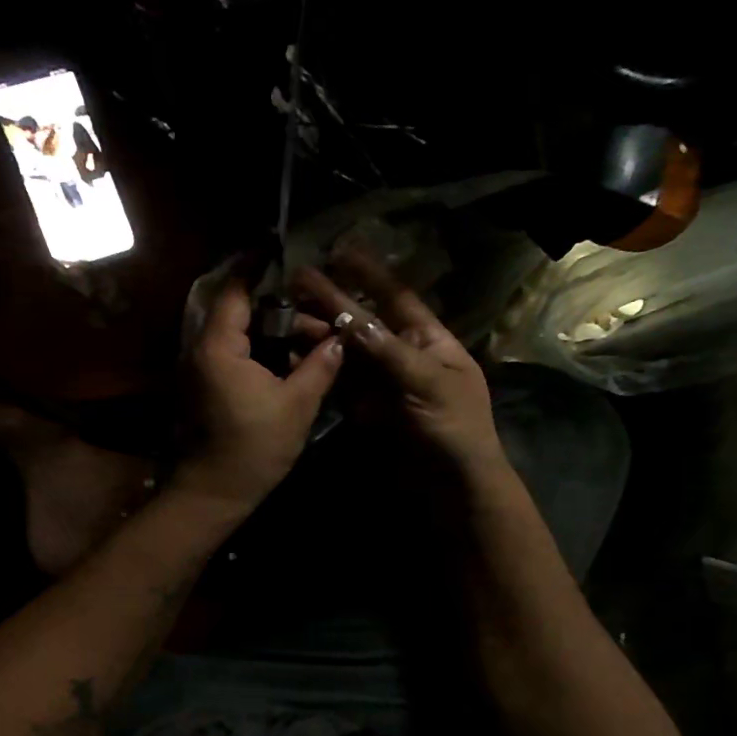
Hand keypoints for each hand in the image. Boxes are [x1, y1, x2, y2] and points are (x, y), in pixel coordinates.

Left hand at [175, 277, 343, 508]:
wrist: (213, 492)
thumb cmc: (253, 448)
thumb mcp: (296, 405)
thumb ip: (320, 366)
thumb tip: (341, 338)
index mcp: (218, 348)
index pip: (234, 290)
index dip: (256, 265)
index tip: (279, 246)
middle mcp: (200, 351)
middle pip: (239, 311)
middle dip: (279, 307)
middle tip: (318, 310)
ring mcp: (199, 369)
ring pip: (237, 335)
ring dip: (273, 333)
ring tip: (315, 341)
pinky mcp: (203, 386)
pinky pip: (232, 354)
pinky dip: (260, 351)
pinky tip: (292, 361)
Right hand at [295, 246, 503, 472]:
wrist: (448, 485)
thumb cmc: (454, 429)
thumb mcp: (429, 384)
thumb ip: (389, 352)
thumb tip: (351, 320)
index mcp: (426, 339)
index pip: (395, 297)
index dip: (368, 273)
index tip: (339, 250)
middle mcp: (397, 352)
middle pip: (359, 319)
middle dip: (328, 299)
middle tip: (293, 279)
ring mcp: (376, 379)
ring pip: (341, 347)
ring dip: (314, 330)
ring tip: (281, 313)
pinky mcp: (358, 403)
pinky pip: (333, 377)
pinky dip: (312, 365)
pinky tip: (287, 352)